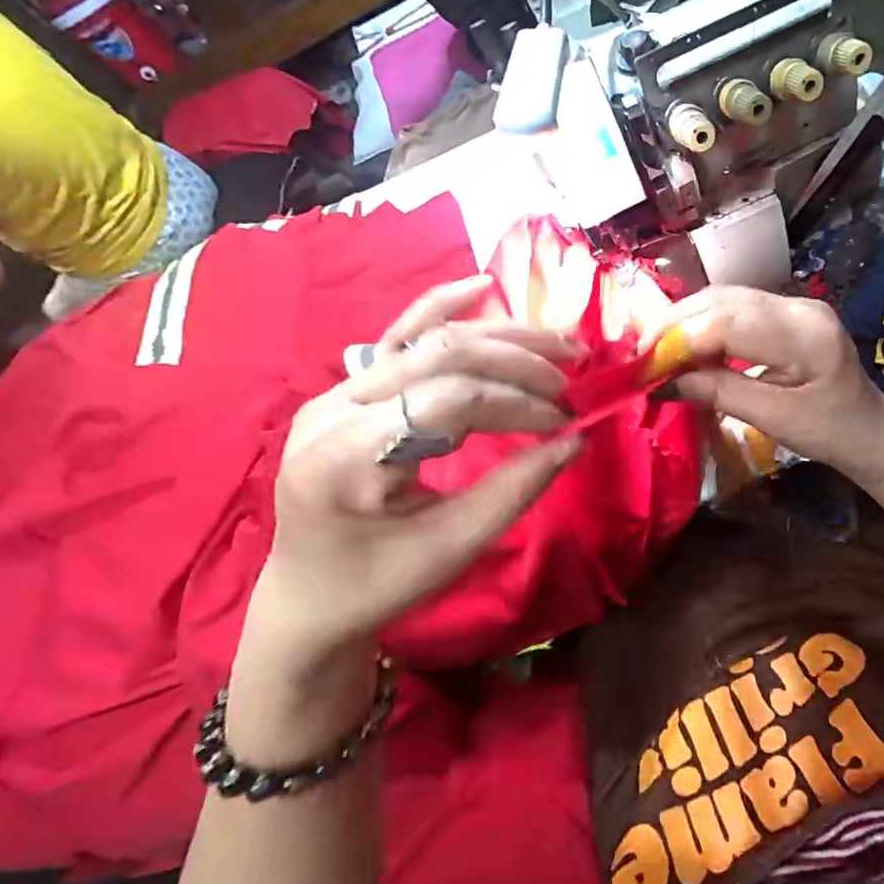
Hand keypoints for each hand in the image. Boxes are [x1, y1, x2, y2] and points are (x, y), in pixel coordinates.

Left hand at [246, 276, 587, 665]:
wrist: (309, 598)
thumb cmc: (377, 586)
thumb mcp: (450, 549)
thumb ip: (513, 491)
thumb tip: (575, 440)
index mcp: (346, 455)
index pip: (449, 400)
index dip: (517, 402)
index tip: (565, 421)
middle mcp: (333, 408)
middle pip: (439, 355)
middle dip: (515, 358)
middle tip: (572, 371)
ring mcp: (335, 392)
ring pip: (424, 339)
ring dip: (496, 336)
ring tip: (554, 340)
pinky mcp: (347, 390)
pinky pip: (398, 340)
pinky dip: (442, 310)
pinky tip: (480, 286)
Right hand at [639, 286, 883, 484]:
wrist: (870, 430)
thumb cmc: (829, 432)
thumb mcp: (773, 419)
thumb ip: (718, 393)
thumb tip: (663, 382)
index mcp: (805, 334)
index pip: (727, 322)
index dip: (679, 339)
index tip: (645, 365)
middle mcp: (800, 307)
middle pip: (722, 300)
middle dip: (675, 324)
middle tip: (642, 355)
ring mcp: (795, 304)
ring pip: (724, 298)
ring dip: (685, 322)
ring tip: (658, 352)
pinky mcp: (786, 312)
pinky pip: (734, 308)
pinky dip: (704, 325)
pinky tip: (688, 347)